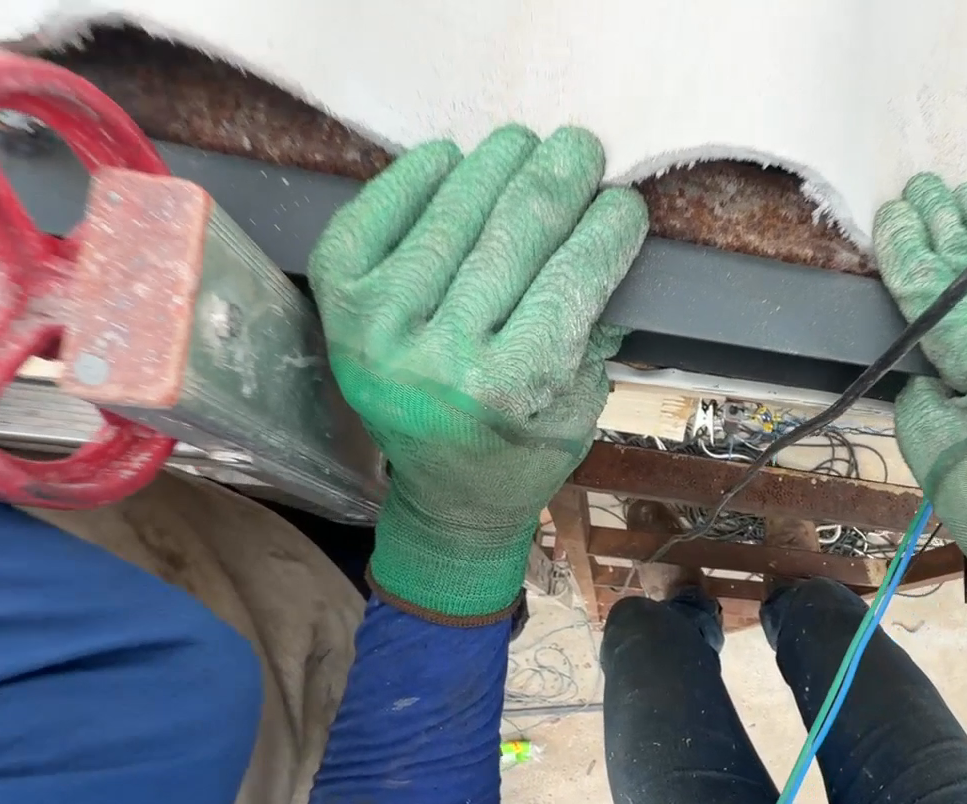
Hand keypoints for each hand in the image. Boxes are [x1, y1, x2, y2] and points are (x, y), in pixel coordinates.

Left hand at [311, 127, 646, 618]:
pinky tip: (452, 158)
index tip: (627, 204)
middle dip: (558, 182)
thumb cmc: (526, 456)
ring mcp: (379, 326)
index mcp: (510, 391)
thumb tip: (603, 245)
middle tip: (584, 147)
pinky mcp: (339, 305)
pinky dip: (415, 178)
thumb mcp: (580, 408)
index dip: (604, 233)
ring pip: (449, 216)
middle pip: (513, 238)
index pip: (569, 283)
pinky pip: (376, 216)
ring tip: (527, 145)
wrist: (447, 497)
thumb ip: (592, 331)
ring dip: (495, 167)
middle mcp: (440, 355)